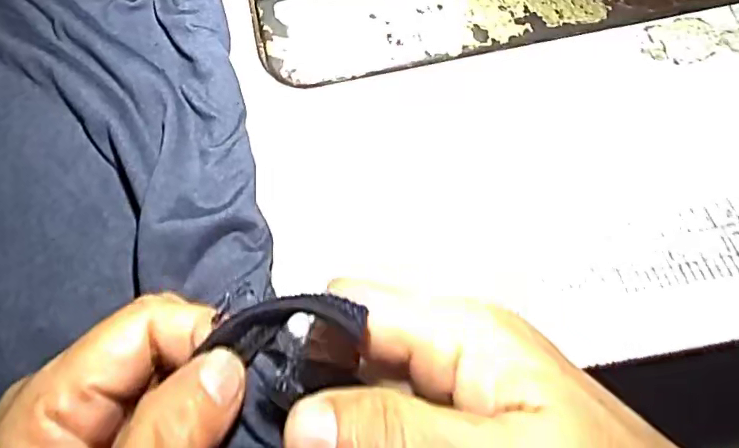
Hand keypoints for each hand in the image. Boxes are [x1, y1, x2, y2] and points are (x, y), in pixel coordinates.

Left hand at [0, 294, 247, 447]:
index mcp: (51, 393)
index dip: (203, 335)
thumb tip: (227, 363)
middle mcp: (62, 395)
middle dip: (206, 367)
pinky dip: (187, 419)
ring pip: (160, 378)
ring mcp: (76, 424)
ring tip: (234, 423)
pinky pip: (152, 408)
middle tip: (248, 408)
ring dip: (203, 396)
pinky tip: (206, 433)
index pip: (145, 319)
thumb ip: (164, 430)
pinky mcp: (95, 442)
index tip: (249, 376)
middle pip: (155, 345)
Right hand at [284, 281, 675, 447]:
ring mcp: (467, 409)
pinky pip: (401, 429)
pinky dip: (375, 438)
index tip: (265, 395)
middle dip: (318, 396)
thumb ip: (401, 424)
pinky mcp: (473, 440)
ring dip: (343, 427)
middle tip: (291, 442)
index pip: (350, 304)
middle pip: (354, 354)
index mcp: (470, 332)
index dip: (301, 342)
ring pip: (371, 402)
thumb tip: (308, 413)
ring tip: (314, 447)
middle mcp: (463, 360)